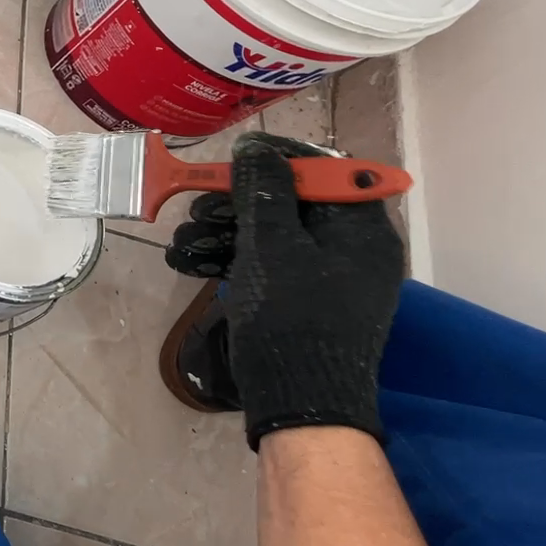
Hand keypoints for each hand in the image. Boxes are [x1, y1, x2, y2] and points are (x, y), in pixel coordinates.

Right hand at [166, 133, 405, 448]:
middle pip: (288, 200)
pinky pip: (259, 260)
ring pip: (265, 230)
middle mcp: (345, 247)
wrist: (296, 396)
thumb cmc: (292, 317)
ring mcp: (318, 273)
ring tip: (185, 244)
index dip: (279, 158)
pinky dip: (225, 257)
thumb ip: (264, 192)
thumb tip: (255, 149)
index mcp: (360, 230)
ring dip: (220, 230)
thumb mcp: (273, 247)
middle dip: (236, 200)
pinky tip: (190, 262)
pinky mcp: (292, 295)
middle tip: (198, 207)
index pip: (327, 171)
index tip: (231, 158)